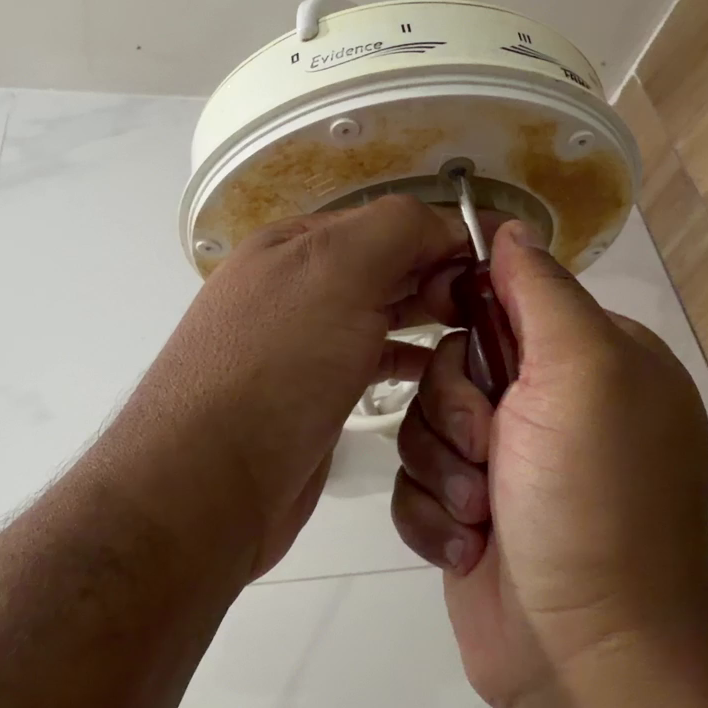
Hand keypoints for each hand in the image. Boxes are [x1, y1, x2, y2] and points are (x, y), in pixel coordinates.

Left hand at [117, 195, 470, 578]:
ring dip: (432, 316)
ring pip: (383, 314)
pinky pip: (374, 360)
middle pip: (388, 265)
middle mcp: (298, 287)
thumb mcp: (335, 272)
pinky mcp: (315, 396)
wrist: (206, 485)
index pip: (388, 222)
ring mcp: (305, 344)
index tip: (501, 263)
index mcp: (296, 245)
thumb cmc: (274, 366)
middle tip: (497, 306)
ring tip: (484, 334)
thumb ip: (395, 230)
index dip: (445, 234)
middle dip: (443, 275)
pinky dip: (410, 358)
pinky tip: (442, 370)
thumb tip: (445, 225)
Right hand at [390, 221, 707, 707]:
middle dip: (455, 410)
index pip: (511, 298)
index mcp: (597, 361)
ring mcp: (512, 463)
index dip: (473, 315)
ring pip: (425, 422)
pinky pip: (417, 480)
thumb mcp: (584, 371)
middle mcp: (556, 406)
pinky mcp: (472, 512)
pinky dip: (431, 513)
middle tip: (491, 452)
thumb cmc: (593, 499)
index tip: (459, 341)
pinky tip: (466, 547)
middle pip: (455, 361)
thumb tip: (510, 227)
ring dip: (442, 469)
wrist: (585, 654)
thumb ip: (542, 290)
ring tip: (480, 516)